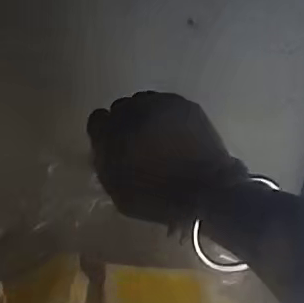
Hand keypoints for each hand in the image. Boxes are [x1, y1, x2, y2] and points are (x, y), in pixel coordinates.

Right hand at [87, 92, 248, 227]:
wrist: (207, 190)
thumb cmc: (160, 200)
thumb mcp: (121, 195)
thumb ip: (105, 167)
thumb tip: (102, 152)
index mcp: (113, 136)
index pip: (97, 121)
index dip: (104, 135)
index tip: (113, 147)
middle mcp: (134, 112)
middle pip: (120, 109)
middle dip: (124, 124)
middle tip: (136, 145)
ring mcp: (161, 104)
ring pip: (143, 102)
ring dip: (144, 117)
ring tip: (156, 139)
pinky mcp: (184, 103)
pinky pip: (165, 104)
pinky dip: (165, 117)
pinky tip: (174, 135)